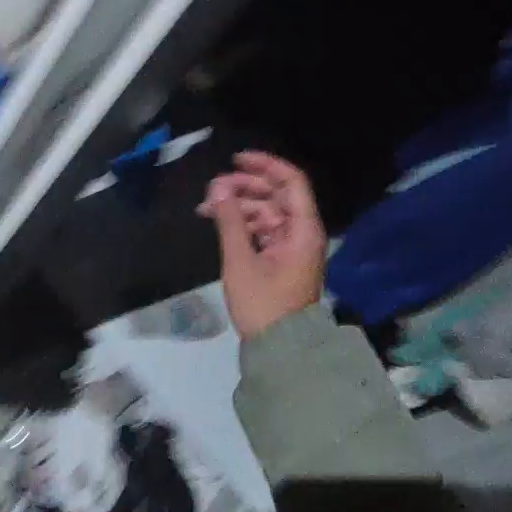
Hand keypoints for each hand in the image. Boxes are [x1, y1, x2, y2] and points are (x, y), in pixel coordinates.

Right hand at [197, 151, 326, 339]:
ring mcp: (293, 246)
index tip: (236, 160)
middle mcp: (303, 232)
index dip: (266, 165)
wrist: (281, 351)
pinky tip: (220, 223)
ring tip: (207, 208)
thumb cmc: (264, 305)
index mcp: (304, 229)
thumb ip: (230, 220)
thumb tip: (217, 186)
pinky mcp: (282, 260)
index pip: (291, 181)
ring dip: (240, 206)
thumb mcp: (241, 261)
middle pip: (277, 195)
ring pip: (267, 212)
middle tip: (214, 188)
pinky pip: (264, 230)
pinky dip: (244, 224)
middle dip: (246, 187)